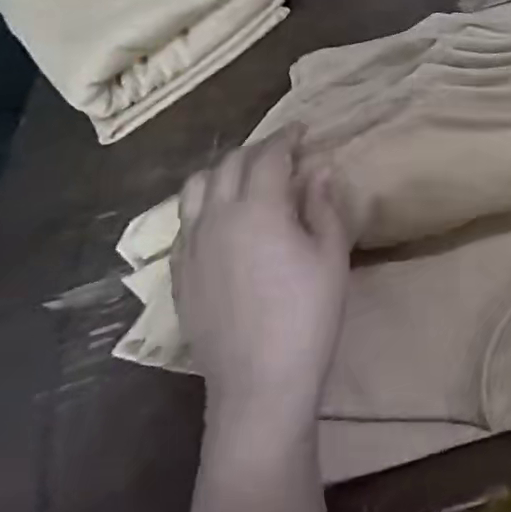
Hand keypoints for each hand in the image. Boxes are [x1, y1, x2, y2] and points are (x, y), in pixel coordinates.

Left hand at [173, 126, 352, 422]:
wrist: (259, 382)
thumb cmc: (308, 314)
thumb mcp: (331, 255)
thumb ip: (323, 205)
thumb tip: (319, 169)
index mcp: (257, 209)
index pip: (268, 157)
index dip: (286, 138)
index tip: (302, 130)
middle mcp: (215, 218)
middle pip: (228, 165)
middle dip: (256, 150)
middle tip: (282, 152)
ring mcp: (190, 246)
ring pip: (195, 188)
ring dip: (222, 171)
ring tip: (247, 177)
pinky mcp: (179, 273)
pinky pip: (184, 221)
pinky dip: (205, 203)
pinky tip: (224, 218)